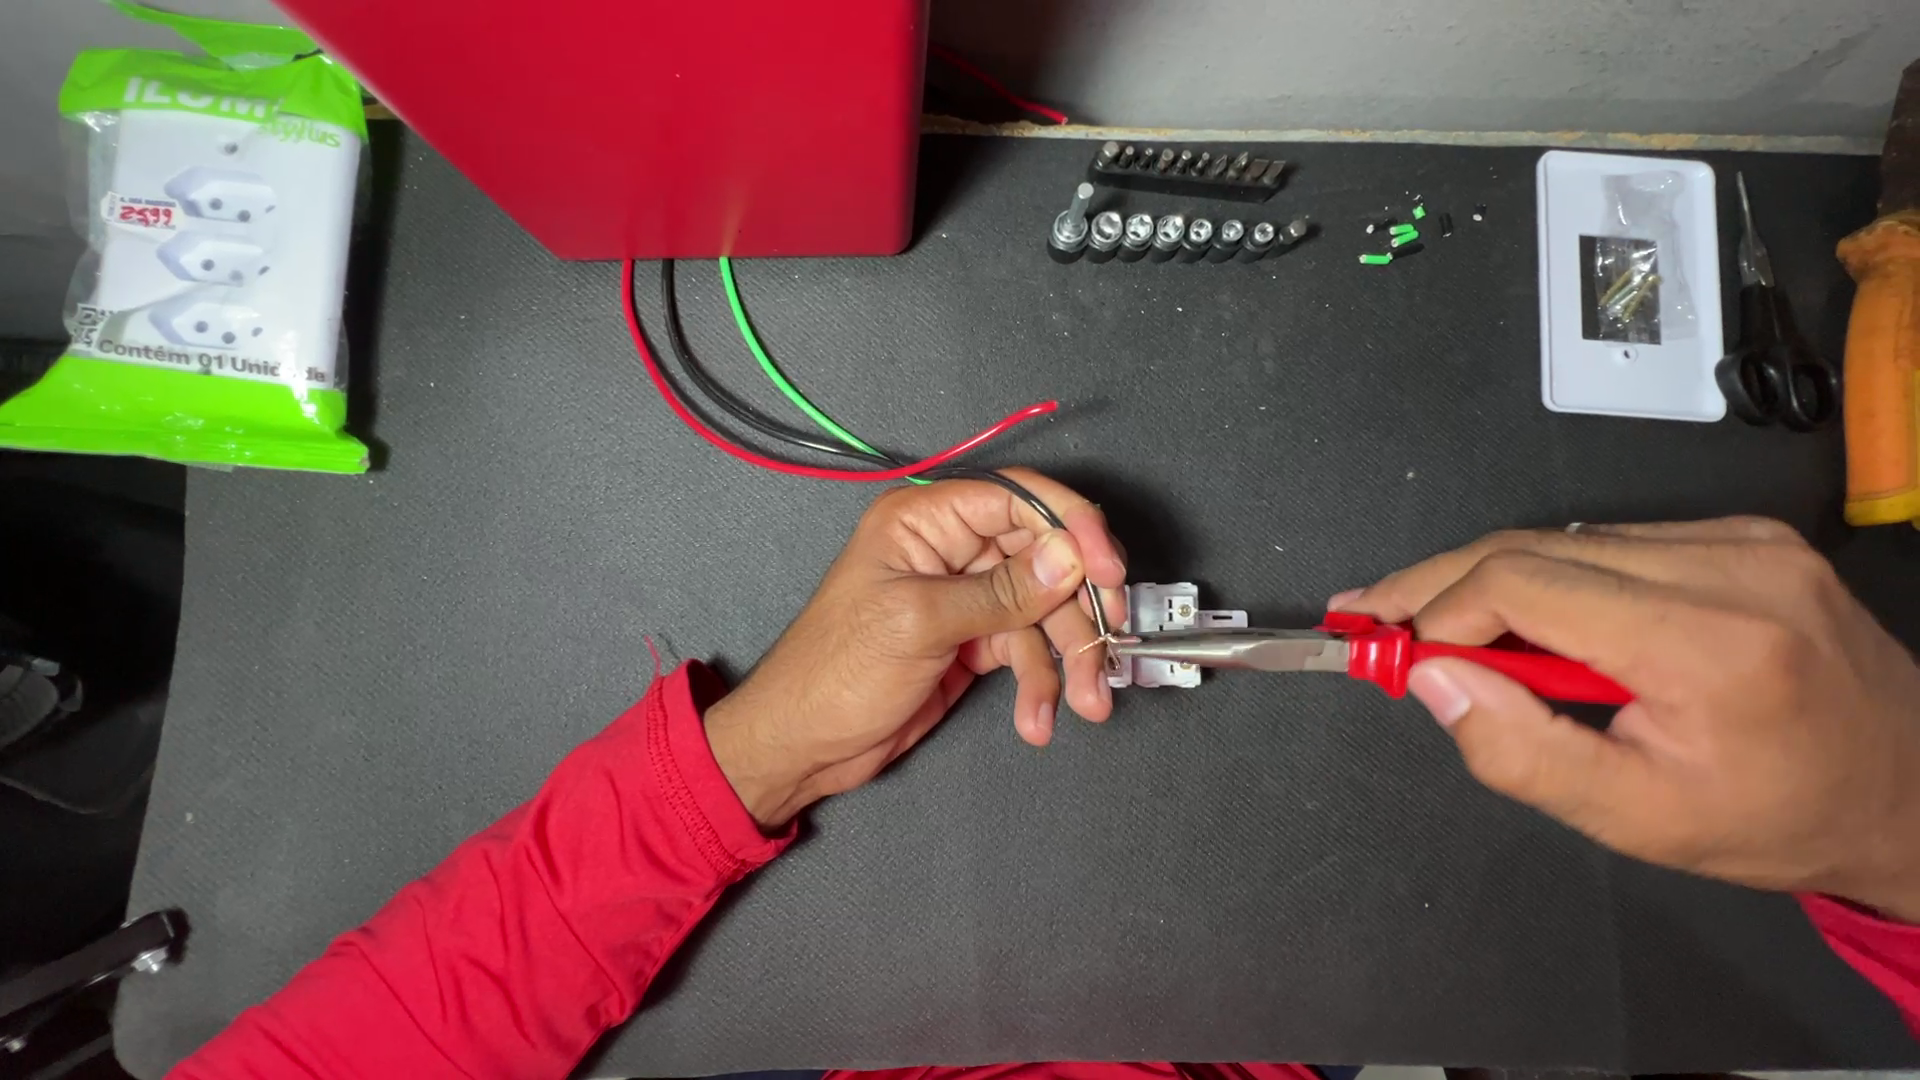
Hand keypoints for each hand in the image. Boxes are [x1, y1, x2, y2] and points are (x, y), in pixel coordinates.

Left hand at [704, 469, 1127, 828]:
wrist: (804, 745)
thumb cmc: (841, 670)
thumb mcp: (921, 623)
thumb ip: (1000, 592)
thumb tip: (1071, 557)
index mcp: (927, 520)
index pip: (1017, 499)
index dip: (1071, 527)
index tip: (1108, 572)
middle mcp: (952, 549)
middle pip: (1042, 557)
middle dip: (1077, 606)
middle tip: (1107, 645)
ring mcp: (966, 597)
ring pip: (1042, 610)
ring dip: (1067, 658)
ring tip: (1083, 704)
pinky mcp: (975, 641)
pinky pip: (1026, 650)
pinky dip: (1040, 684)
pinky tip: (1037, 721)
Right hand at [1333, 517, 1919, 920]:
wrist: (1915, 794)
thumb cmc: (1771, 819)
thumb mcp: (1631, 817)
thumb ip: (1516, 750)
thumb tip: (1428, 675)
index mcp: (1710, 640)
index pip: (1519, 583)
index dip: (1437, 611)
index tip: (1394, 652)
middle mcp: (1728, 565)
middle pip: (1523, 547)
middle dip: (1430, 584)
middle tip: (1366, 613)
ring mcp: (1736, 540)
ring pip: (1550, 539)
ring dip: (1473, 579)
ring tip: (1423, 620)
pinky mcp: (1735, 536)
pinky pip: (1593, 544)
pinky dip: (1531, 576)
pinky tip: (1508, 615)